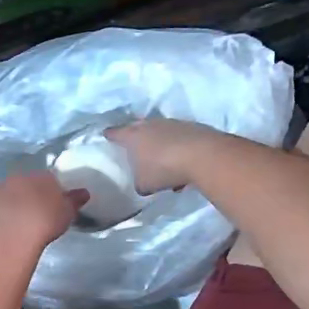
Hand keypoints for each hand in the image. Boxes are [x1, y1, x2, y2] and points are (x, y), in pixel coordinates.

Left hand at [0, 170, 86, 248]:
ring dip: (11, 201)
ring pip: (7, 192)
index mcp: (43, 177)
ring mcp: (0, 187)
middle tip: (32, 213)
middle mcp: (20, 177)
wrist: (14, 231)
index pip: (48, 179)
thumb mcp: (67, 212)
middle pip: (25, 183)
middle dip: (28, 194)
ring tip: (15, 221)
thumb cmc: (47, 221)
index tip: (50, 205)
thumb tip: (84, 192)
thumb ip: (75, 200)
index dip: (49, 192)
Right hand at [105, 119, 222, 192]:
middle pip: (137, 128)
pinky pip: (178, 139)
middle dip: (134, 136)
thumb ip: (139, 182)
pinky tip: (182, 165)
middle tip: (133, 147)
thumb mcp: (144, 184)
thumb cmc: (163, 169)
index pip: (116, 133)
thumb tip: (143, 182)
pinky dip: (177, 149)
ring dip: (159, 145)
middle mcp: (150, 125)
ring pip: (160, 133)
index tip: (106, 135)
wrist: (202, 155)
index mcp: (133, 136)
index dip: (110, 135)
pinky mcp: (191, 127)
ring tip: (162, 162)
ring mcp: (172, 123)